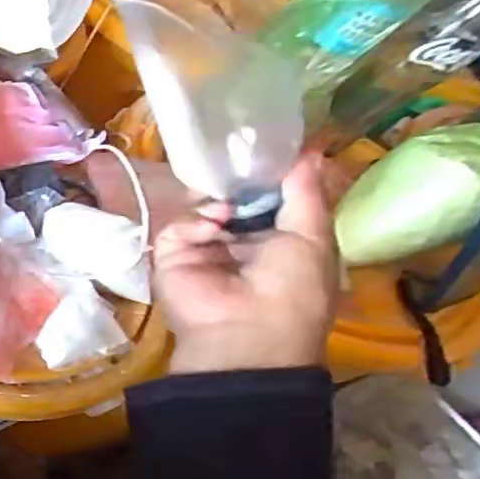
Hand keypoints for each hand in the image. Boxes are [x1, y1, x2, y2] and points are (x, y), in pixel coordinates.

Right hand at [154, 155, 337, 374]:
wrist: (245, 327)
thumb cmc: (292, 285)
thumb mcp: (312, 235)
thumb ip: (305, 194)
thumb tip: (309, 151)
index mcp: (274, 239)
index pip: (266, 200)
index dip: (267, 178)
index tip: (267, 154)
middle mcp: (235, 242)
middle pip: (229, 201)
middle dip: (234, 186)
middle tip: (236, 170)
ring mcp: (199, 250)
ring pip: (199, 211)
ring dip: (214, 205)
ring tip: (223, 213)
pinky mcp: (168, 257)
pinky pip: (176, 228)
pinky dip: (193, 224)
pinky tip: (209, 231)